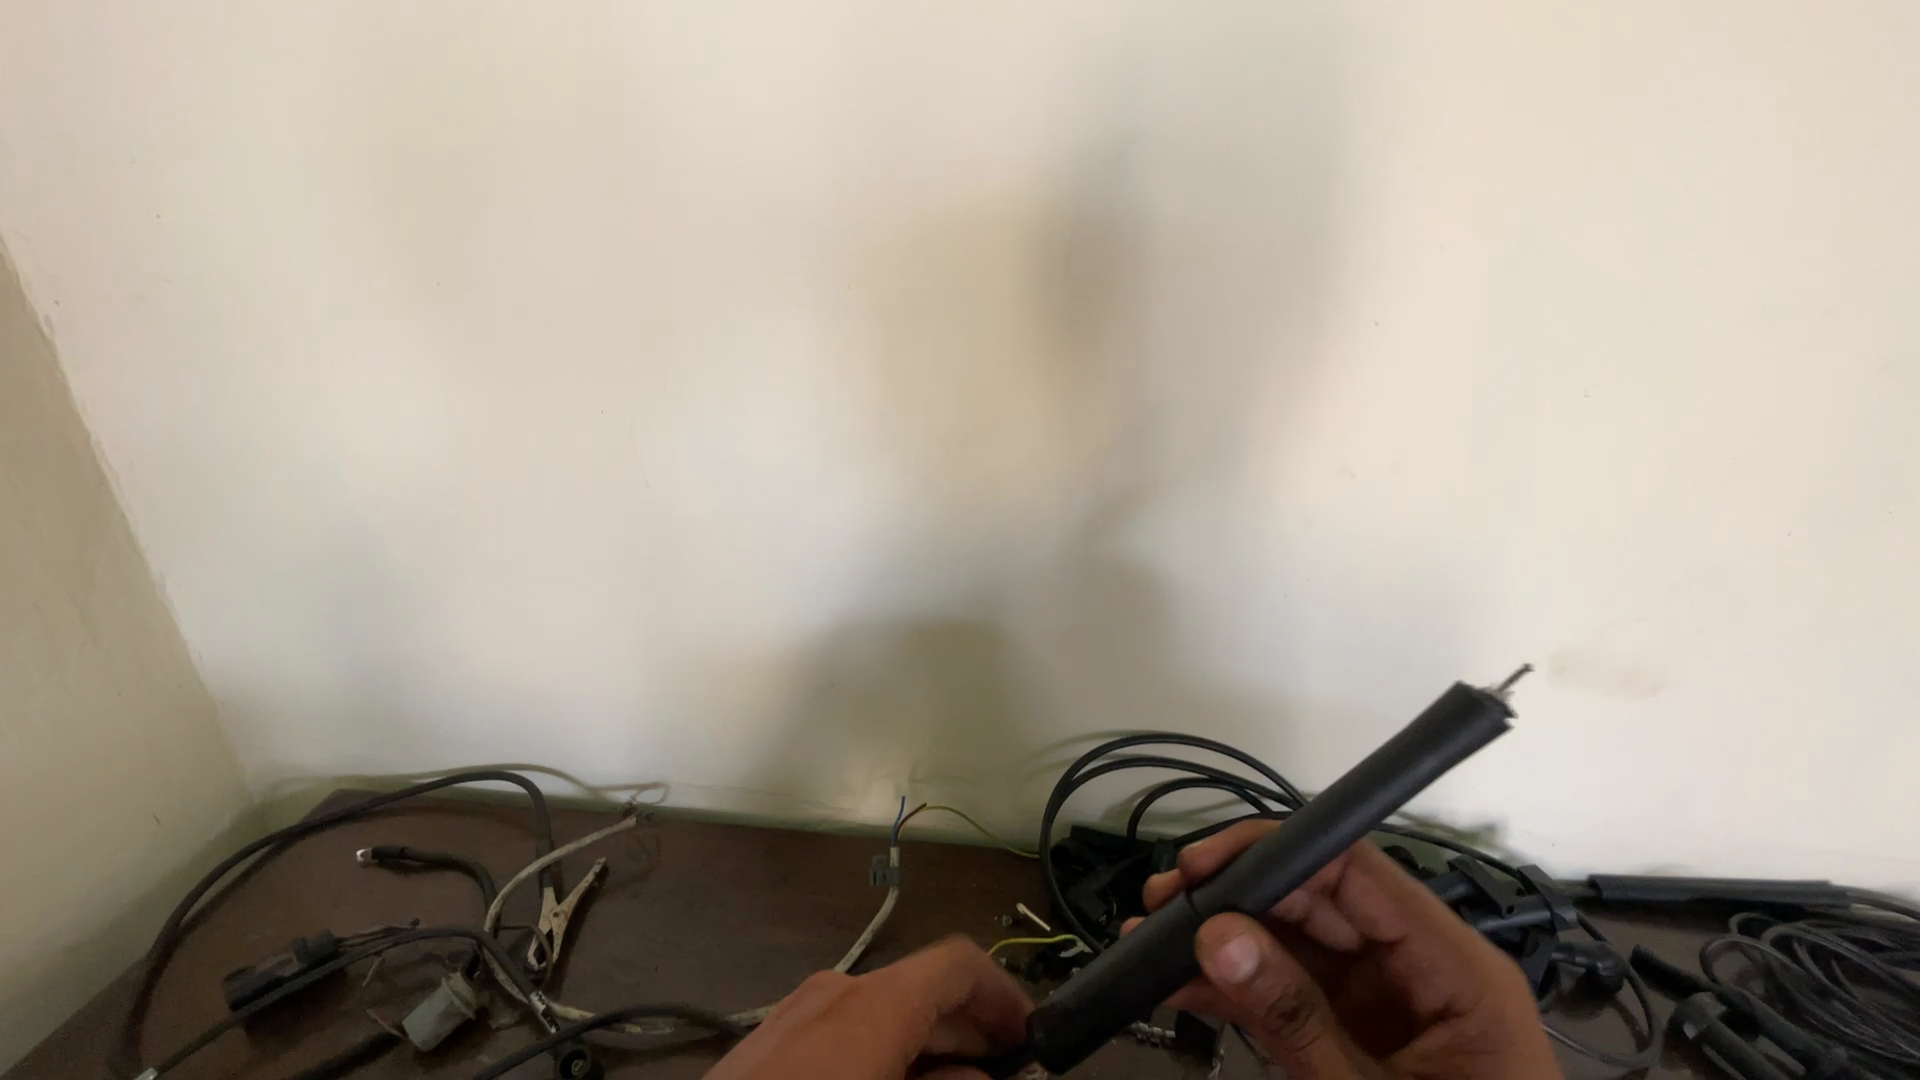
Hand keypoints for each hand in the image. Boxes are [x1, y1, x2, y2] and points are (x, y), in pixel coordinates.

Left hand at [705, 936, 1031, 1079]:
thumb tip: (984, 1076)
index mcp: (873, 1002)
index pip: (957, 962)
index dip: (1005, 995)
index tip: (1033, 1042)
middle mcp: (837, 990)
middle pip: (925, 989)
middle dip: (973, 1031)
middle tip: (1007, 1075)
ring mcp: (799, 1013)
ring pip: (888, 1012)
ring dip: (932, 1047)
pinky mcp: (772, 1043)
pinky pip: (849, 1033)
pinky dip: (889, 1053)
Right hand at [1136, 821, 1560, 1078]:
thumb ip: (1297, 1019)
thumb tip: (1216, 935)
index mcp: (1452, 966)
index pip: (1353, 870)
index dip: (1272, 852)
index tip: (1200, 868)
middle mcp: (1413, 966)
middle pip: (1311, 897)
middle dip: (1231, 893)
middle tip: (1160, 901)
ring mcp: (1378, 1000)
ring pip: (1287, 940)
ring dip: (1219, 938)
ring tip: (1150, 938)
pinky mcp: (1348, 1031)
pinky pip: (1284, 989)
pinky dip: (1231, 986)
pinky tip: (1177, 983)